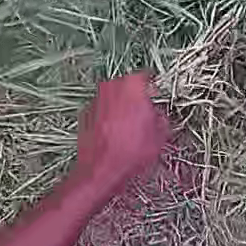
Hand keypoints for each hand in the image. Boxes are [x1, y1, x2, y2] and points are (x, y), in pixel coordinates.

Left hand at [72, 73, 169, 192]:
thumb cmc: (129, 152)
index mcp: (132, 86)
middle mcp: (111, 88)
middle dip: (136, 96)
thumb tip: (159, 117)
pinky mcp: (84, 114)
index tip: (156, 95)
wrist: (102, 170)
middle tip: (145, 112)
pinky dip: (107, 116)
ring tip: (129, 125)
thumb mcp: (159, 136)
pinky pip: (100, 109)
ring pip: (112, 97)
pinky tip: (115, 132)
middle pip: (127, 84)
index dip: (153, 87)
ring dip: (120, 106)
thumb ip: (161, 118)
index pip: (145, 76)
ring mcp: (95, 100)